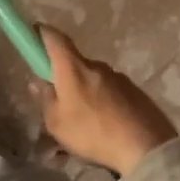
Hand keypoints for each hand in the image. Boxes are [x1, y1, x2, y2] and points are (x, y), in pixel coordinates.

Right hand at [31, 25, 177, 175]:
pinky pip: (112, 91)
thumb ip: (45, 99)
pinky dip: (104, 101)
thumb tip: (37, 81)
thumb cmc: (92, 133)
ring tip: (86, 118)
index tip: (34, 34)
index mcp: (73, 69)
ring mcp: (119, 77)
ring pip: (94, 78)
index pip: (55, 39)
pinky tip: (106, 123)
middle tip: (60, 98)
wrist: (145, 147)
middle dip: (65, 74)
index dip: (42, 33)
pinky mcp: (136, 91)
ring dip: (86, 90)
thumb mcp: (57, 123)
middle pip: (75, 62)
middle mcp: (97, 66)